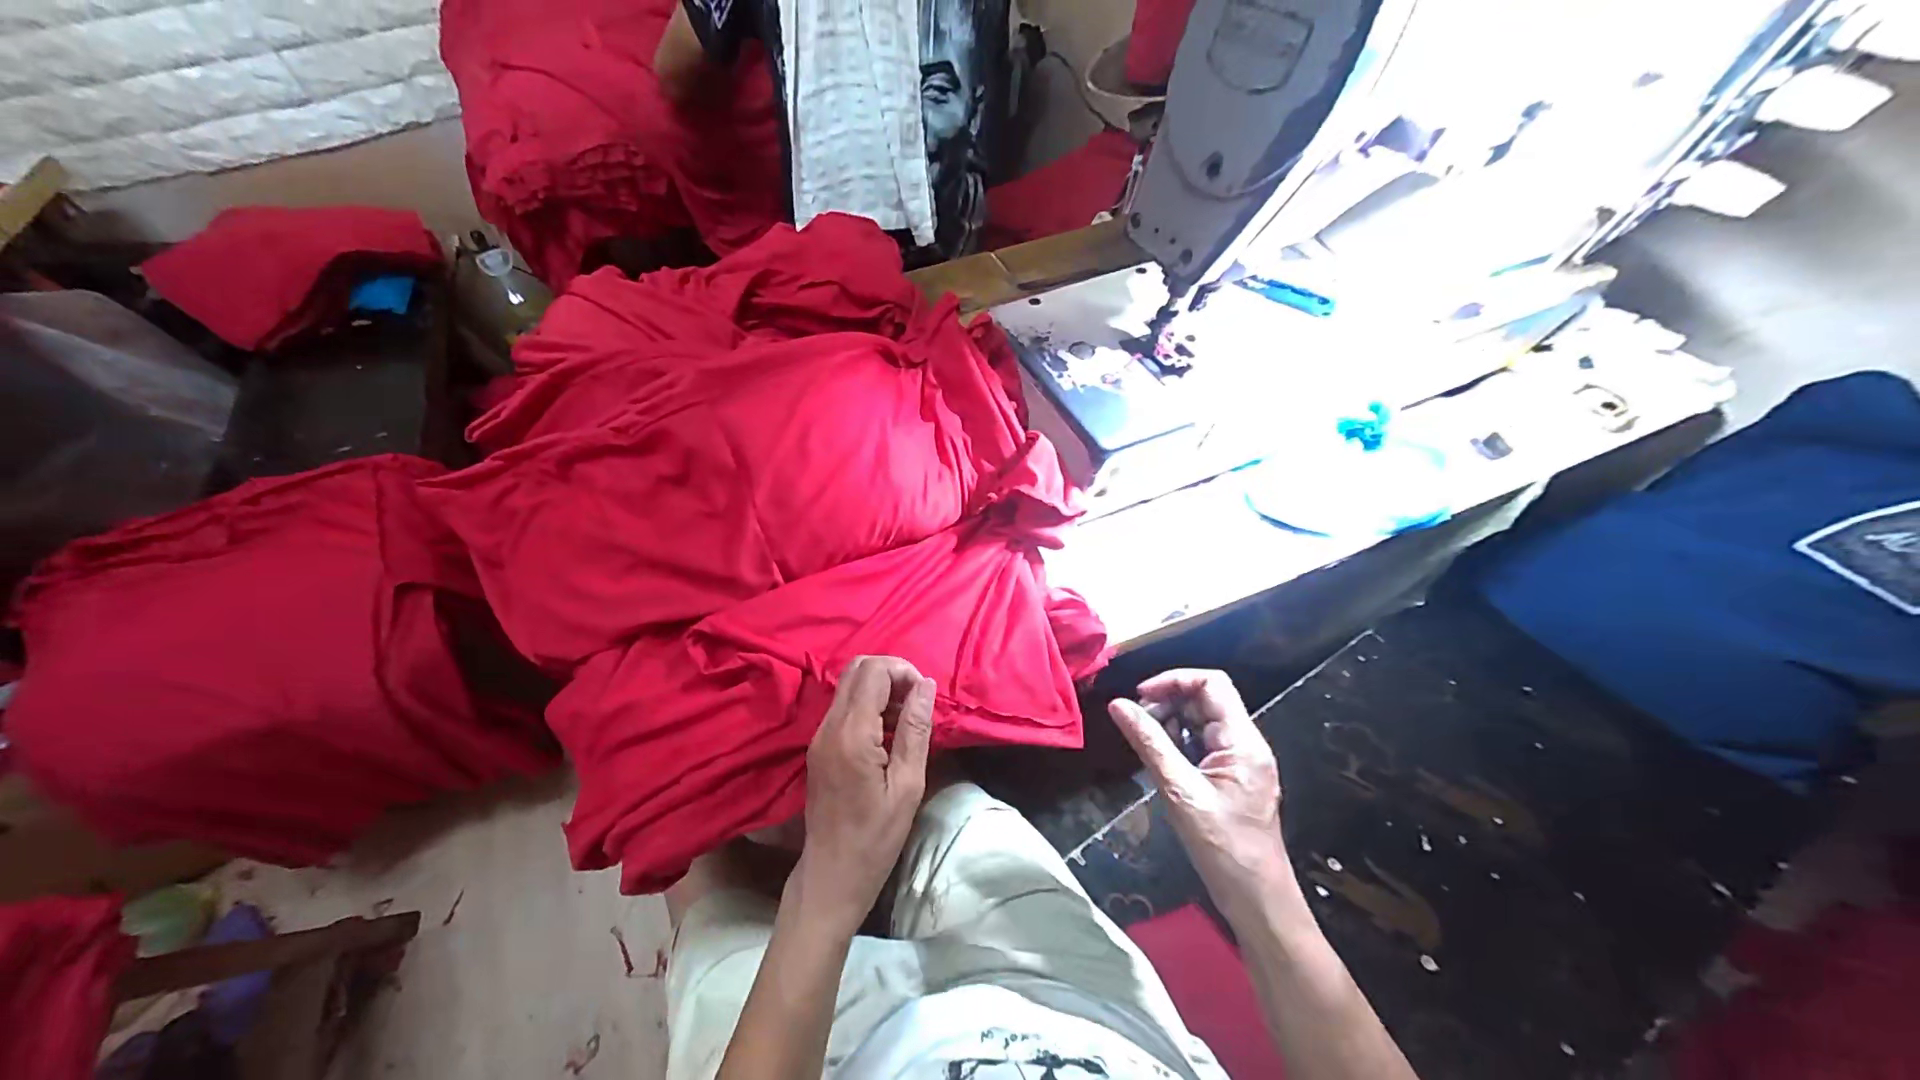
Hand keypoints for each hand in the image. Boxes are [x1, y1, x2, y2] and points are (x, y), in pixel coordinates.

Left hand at [793, 656, 935, 931]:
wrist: (831, 876)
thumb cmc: (876, 839)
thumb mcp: (908, 786)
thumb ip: (915, 729)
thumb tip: (926, 685)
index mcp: (851, 734)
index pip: (873, 671)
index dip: (903, 671)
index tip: (925, 697)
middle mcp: (829, 726)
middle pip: (857, 669)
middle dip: (892, 674)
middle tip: (917, 703)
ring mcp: (819, 735)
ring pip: (849, 685)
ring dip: (880, 689)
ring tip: (906, 720)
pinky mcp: (819, 746)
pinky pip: (843, 706)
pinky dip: (868, 705)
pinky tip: (888, 734)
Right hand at [1108, 670, 1288, 914]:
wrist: (1257, 899)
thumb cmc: (1222, 847)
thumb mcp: (1179, 791)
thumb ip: (1149, 743)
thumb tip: (1119, 705)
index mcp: (1243, 741)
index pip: (1211, 682)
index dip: (1174, 680)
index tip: (1140, 697)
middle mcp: (1246, 743)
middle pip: (1207, 698)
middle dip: (1168, 701)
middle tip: (1137, 722)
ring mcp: (1241, 761)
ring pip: (1203, 720)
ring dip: (1171, 721)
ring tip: (1144, 740)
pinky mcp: (1232, 777)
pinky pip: (1203, 743)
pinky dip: (1179, 741)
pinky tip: (1160, 758)